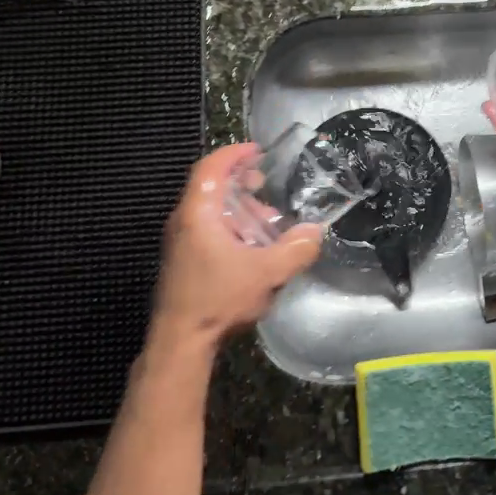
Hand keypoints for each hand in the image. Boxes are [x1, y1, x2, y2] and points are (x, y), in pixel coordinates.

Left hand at [151, 144, 321, 347]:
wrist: (180, 343)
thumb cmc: (218, 299)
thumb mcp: (266, 273)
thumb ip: (295, 250)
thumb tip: (315, 232)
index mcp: (198, 213)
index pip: (211, 168)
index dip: (234, 154)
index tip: (258, 151)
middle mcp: (184, 222)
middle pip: (210, 187)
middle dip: (241, 183)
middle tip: (266, 185)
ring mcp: (180, 243)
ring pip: (209, 212)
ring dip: (237, 210)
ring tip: (265, 222)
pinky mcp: (182, 262)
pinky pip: (207, 231)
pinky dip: (230, 228)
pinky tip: (251, 249)